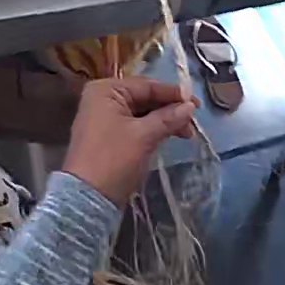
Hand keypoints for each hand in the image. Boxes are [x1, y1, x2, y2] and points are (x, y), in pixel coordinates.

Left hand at [63, 77, 198, 207]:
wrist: (87, 199)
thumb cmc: (114, 159)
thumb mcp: (144, 135)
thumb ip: (168, 118)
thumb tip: (190, 107)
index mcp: (106, 90)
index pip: (146, 86)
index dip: (173, 94)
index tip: (197, 103)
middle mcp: (103, 98)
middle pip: (145, 98)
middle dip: (171, 109)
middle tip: (194, 122)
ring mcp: (105, 118)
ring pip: (142, 113)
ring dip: (165, 121)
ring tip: (187, 133)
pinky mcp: (109, 136)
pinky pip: (136, 125)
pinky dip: (153, 129)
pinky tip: (171, 135)